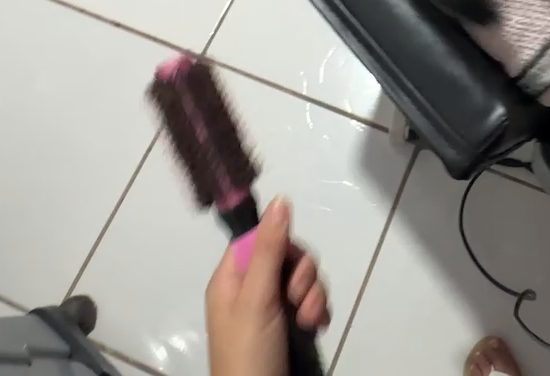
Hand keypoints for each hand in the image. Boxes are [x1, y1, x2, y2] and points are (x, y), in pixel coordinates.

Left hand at [206, 198, 330, 375]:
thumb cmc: (249, 352)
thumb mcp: (258, 298)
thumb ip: (271, 248)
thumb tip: (281, 198)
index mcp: (232, 279)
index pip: (260, 237)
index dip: (280, 243)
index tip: (289, 259)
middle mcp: (251, 290)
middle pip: (287, 255)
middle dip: (302, 274)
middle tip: (298, 298)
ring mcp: (272, 310)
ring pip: (304, 278)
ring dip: (313, 295)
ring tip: (309, 320)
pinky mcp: (291, 326)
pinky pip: (312, 301)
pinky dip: (318, 310)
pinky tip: (317, 326)